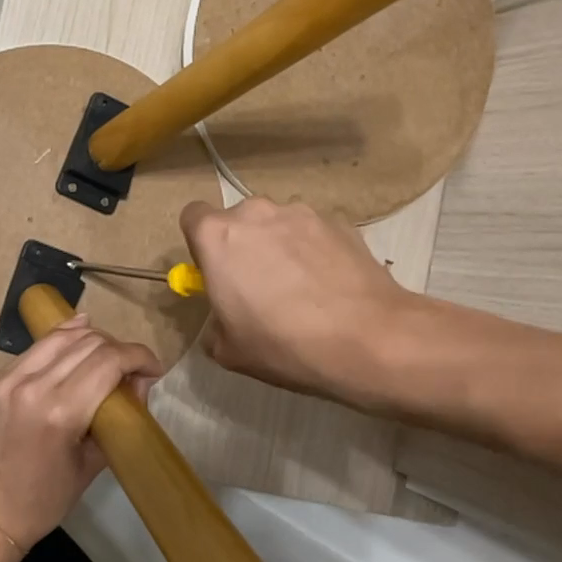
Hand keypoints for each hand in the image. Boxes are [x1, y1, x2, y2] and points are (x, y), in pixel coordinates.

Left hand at [0, 317, 165, 547]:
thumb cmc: (44, 499)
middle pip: (87, 343)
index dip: (138, 357)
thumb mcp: (92, 463)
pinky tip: (79, 341)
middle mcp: (32, 385)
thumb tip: (138, 383)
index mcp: (59, 411)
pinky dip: (62, 341)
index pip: (108, 361)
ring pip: (60, 337)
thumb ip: (119, 418)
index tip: (154, 369)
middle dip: (119, 348)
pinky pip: (36, 348)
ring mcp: (9, 378)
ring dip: (91, 340)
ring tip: (109, 356)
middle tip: (133, 369)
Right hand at [180, 197, 416, 410]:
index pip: (192, 217)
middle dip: (243, 245)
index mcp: (217, 236)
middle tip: (258, 287)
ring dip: (280, 246)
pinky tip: (330, 287)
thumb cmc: (284, 343)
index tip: (215, 272)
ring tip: (301, 288)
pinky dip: (315, 252)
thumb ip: (214, 322)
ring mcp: (301, 213)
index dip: (200, 245)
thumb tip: (225, 316)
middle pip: (238, 220)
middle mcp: (255, 213)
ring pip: (278, 225)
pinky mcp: (340, 223)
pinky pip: (314, 234)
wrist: (369, 340)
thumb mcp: (227, 349)